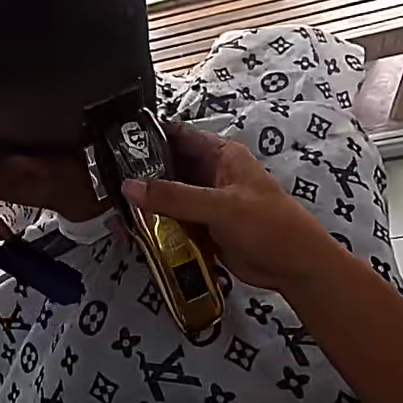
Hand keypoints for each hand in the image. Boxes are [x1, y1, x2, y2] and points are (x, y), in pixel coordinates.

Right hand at [122, 125, 342, 293]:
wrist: (294, 267)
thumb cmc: (268, 225)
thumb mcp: (220, 206)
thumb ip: (174, 197)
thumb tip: (130, 187)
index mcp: (222, 155)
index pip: (180, 136)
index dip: (151, 135)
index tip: (117, 143)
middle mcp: (213, 174)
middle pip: (170, 168)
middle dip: (143, 176)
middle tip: (108, 184)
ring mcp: (208, 203)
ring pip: (170, 198)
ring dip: (148, 205)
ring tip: (115, 212)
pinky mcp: (205, 228)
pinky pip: (176, 222)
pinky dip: (158, 227)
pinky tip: (135, 233)